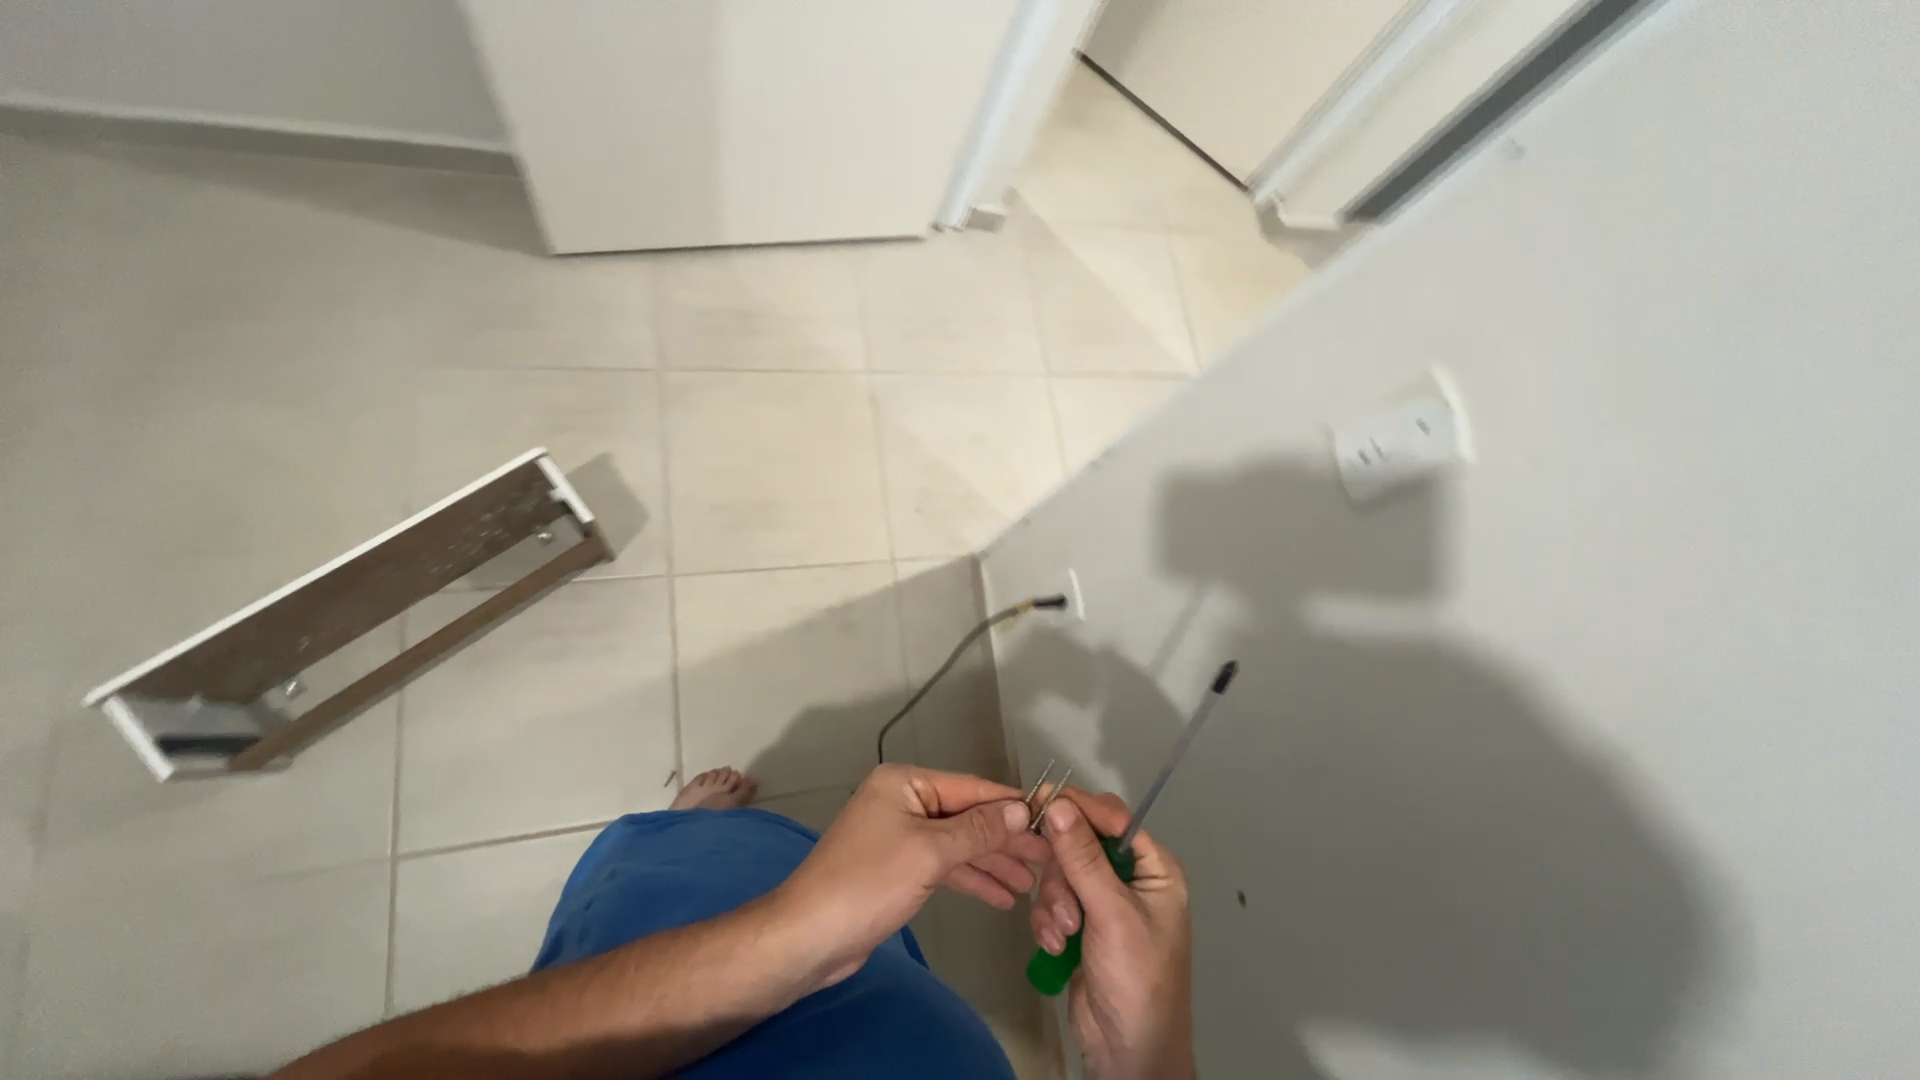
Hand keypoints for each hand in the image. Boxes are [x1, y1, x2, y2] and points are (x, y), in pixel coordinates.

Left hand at [775, 764, 1050, 986]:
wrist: (810, 936)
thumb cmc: (869, 883)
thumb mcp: (930, 852)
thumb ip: (979, 830)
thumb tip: (1022, 810)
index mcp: (905, 783)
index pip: (971, 789)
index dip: (1011, 806)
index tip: (1051, 821)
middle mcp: (903, 801)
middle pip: (967, 816)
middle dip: (1005, 839)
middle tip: (1047, 860)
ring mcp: (900, 835)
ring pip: (958, 843)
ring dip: (992, 862)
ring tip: (1031, 885)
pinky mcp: (898, 867)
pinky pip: (944, 865)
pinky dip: (970, 878)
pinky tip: (1001, 898)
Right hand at [1031, 790, 1195, 1079]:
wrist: (1128, 1052)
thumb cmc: (1137, 978)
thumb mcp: (1112, 914)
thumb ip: (1082, 857)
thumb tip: (1057, 802)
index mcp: (1154, 868)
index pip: (1113, 818)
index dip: (1078, 808)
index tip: (1039, 801)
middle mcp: (1130, 878)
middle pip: (1080, 843)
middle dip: (1064, 874)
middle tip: (1064, 904)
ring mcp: (1103, 902)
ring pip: (1061, 872)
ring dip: (1055, 902)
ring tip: (1062, 933)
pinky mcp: (1080, 924)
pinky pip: (1052, 900)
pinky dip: (1048, 921)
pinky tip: (1054, 946)